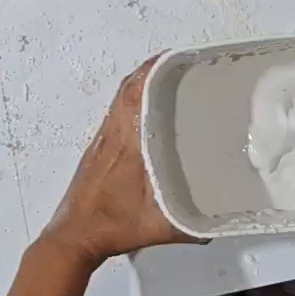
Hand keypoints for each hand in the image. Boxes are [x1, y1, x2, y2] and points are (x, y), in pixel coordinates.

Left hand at [37, 56, 202, 267]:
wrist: (72, 237)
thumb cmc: (113, 227)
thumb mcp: (161, 227)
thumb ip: (195, 224)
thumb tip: (222, 220)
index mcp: (129, 145)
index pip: (138, 95)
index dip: (155, 72)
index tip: (174, 58)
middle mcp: (113, 136)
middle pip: (128, 89)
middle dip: (151, 70)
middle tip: (175, 63)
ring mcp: (101, 142)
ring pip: (119, 100)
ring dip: (139, 84)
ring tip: (163, 79)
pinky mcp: (96, 151)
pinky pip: (114, 114)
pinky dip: (129, 101)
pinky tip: (144, 112)